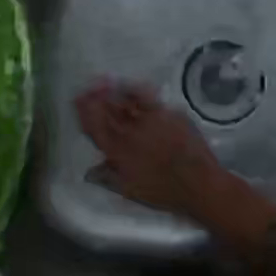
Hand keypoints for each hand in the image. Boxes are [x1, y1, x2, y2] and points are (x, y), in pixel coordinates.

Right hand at [74, 80, 231, 218]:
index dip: (85, 113)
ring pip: (125, 101)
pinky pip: (147, 97)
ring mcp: (149, 120)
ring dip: (112, 91)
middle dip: (95, 98)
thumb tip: (89, 171)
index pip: (95, 128)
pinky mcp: (168, 113)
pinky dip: (136, 90)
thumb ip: (108, 178)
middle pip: (108, 110)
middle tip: (87, 87)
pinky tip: (130, 85)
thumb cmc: (164, 193)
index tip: (78, 100)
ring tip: (103, 82)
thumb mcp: (130, 191)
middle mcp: (130, 132)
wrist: (198, 184)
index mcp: (118, 152)